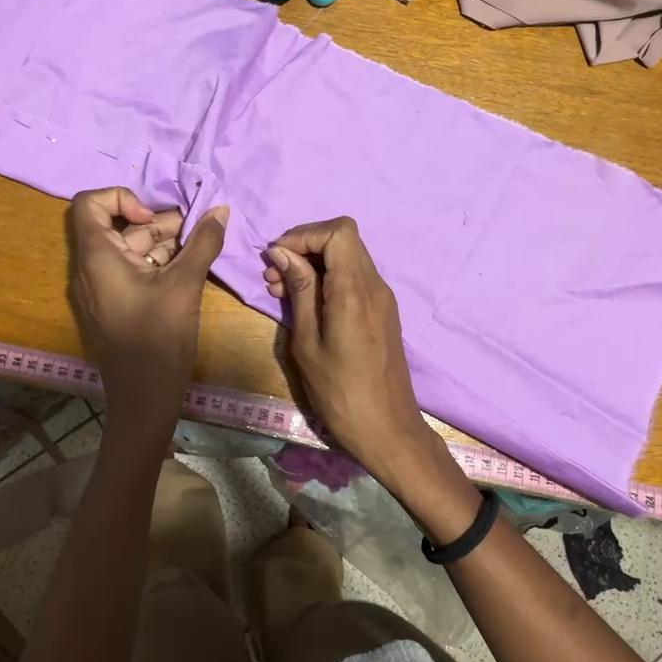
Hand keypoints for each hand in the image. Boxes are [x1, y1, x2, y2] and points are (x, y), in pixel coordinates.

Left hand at [67, 188, 228, 424]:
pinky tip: (190, 267)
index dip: (121, 198)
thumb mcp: (185, 285)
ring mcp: (102, 289)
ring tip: (200, 245)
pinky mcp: (115, 305)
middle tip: (195, 228)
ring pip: (129, 249)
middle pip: (117, 226)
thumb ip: (202, 243)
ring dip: (163, 242)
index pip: (90, 204)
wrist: (144, 399)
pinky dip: (158, 263)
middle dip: (157, 222)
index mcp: (97, 258)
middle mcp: (92, 269)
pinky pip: (132, 271)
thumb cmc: (158, 338)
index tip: (153, 217)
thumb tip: (220, 210)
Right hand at [264, 217, 442, 487]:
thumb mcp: (307, 342)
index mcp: (355, 291)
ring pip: (348, 256)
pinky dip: (328, 278)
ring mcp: (382, 297)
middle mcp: (374, 285)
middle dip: (304, 246)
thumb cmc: (340, 392)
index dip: (304, 234)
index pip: (338, 231)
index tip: (277, 259)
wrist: (387, 430)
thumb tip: (282, 253)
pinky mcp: (382, 311)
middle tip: (273, 276)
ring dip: (314, 262)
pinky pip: (354, 277)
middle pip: (343, 237)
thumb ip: (299, 291)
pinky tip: (305, 303)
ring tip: (281, 290)